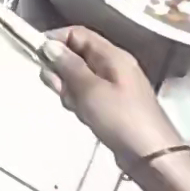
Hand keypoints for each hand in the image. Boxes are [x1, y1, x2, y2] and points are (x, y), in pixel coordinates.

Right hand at [41, 26, 184, 159]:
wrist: (151, 156)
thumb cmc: (120, 118)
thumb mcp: (90, 89)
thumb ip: (68, 65)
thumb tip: (49, 45)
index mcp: (112, 55)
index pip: (77, 34)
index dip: (56, 40)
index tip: (38, 56)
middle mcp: (113, 65)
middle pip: (76, 55)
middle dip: (61, 70)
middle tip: (60, 89)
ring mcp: (113, 85)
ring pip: (78, 76)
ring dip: (69, 89)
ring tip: (76, 106)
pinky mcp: (111, 103)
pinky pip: (86, 94)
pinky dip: (79, 102)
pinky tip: (84, 115)